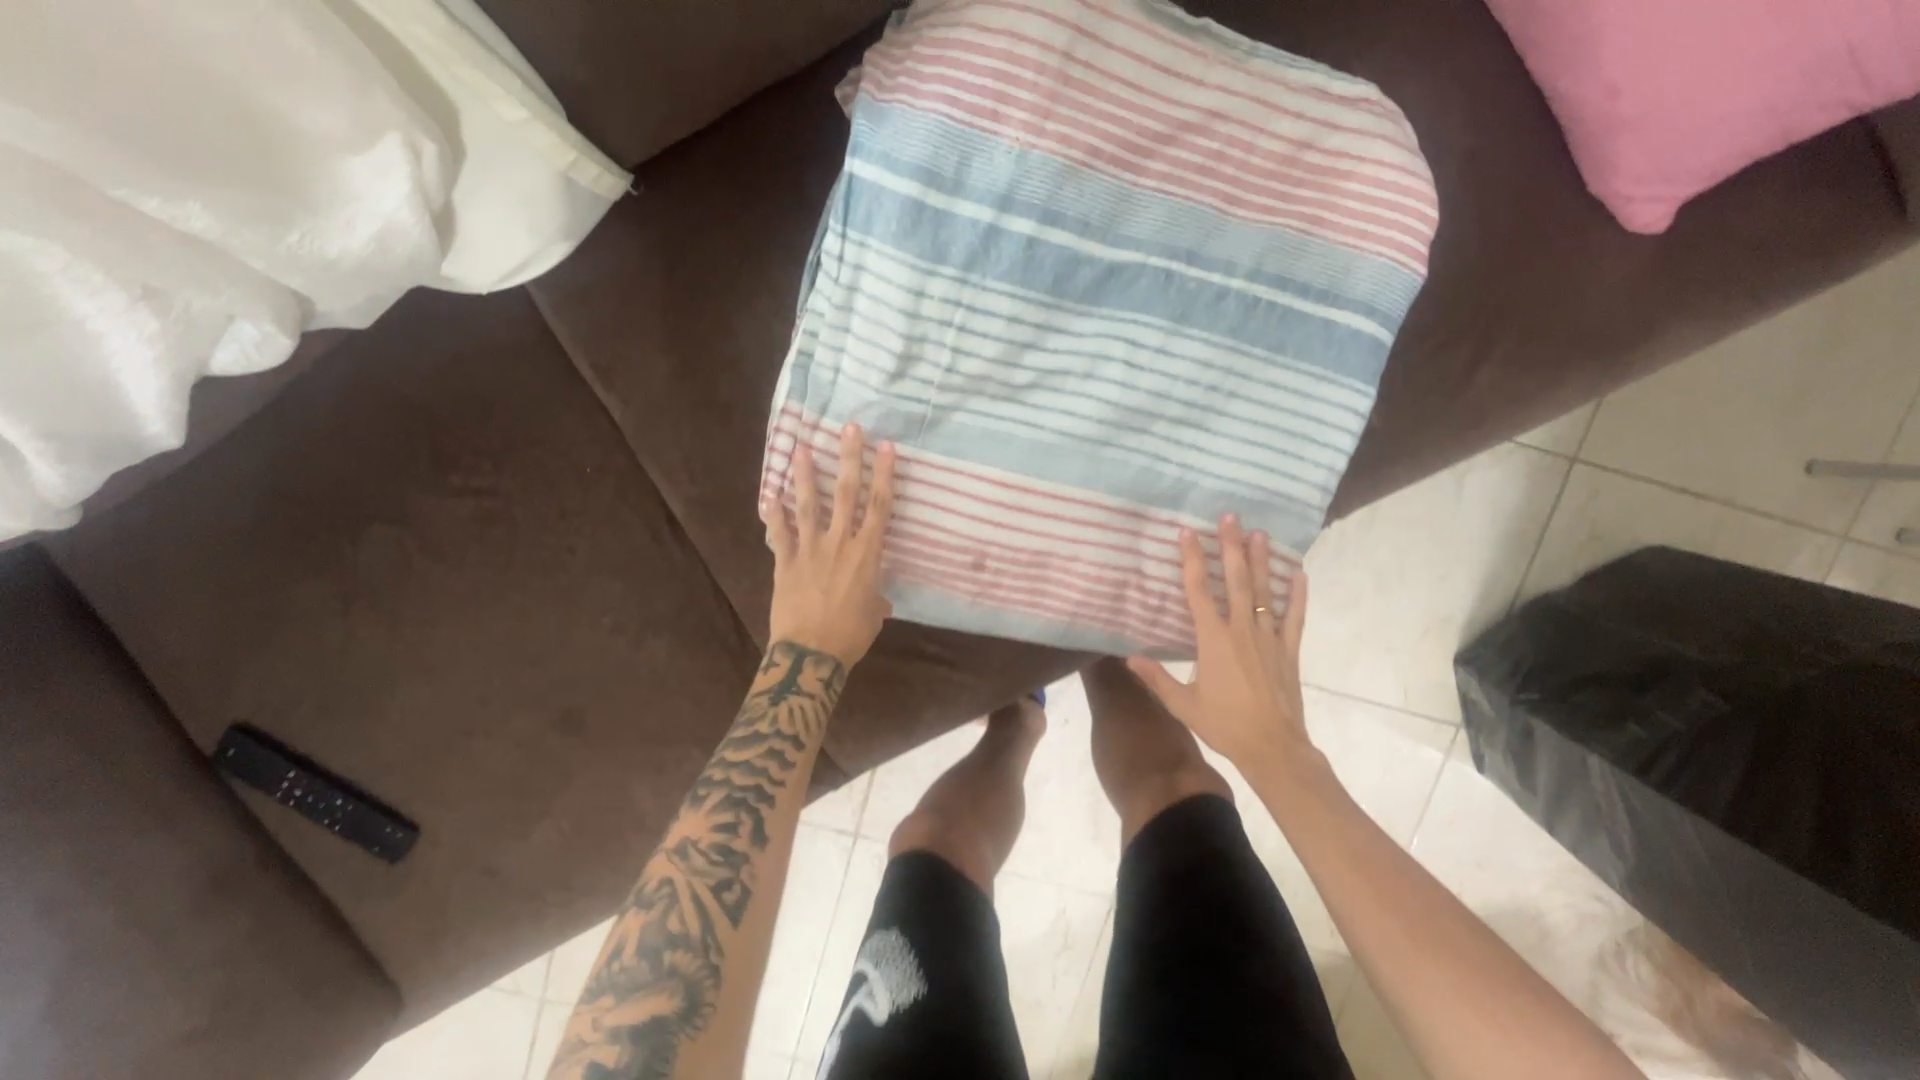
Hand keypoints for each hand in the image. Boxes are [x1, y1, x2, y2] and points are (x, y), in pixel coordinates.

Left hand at [762, 422, 896, 666]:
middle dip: (848, 459)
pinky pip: (779, 534)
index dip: (884, 475)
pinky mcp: (785, 562)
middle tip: (849, 428)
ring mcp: (810, 550)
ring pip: (808, 505)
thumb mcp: (872, 616)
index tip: (886, 447)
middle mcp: (840, 543)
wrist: (811, 654)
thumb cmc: (851, 636)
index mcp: (867, 554)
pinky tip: (768, 496)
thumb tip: (878, 601)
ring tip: (799, 448)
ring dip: (804, 476)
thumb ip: (875, 600)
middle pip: (846, 493)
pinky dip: (773, 515)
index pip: (880, 506)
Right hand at [1127, 515, 1312, 767]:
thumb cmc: (1224, 725)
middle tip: (1231, 516)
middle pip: (1236, 580)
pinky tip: (1299, 574)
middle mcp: (1241, 630)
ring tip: (1260, 533)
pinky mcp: (1288, 651)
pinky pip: (1294, 618)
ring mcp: (1268, 639)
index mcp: (1213, 640)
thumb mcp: (1182, 704)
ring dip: (1262, 561)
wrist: (1272, 747)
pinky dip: (1297, 596)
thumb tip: (1129, 656)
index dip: (1192, 560)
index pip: (1199, 591)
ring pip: (1264, 592)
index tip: (1187, 532)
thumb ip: (1156, 677)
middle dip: (1231, 546)